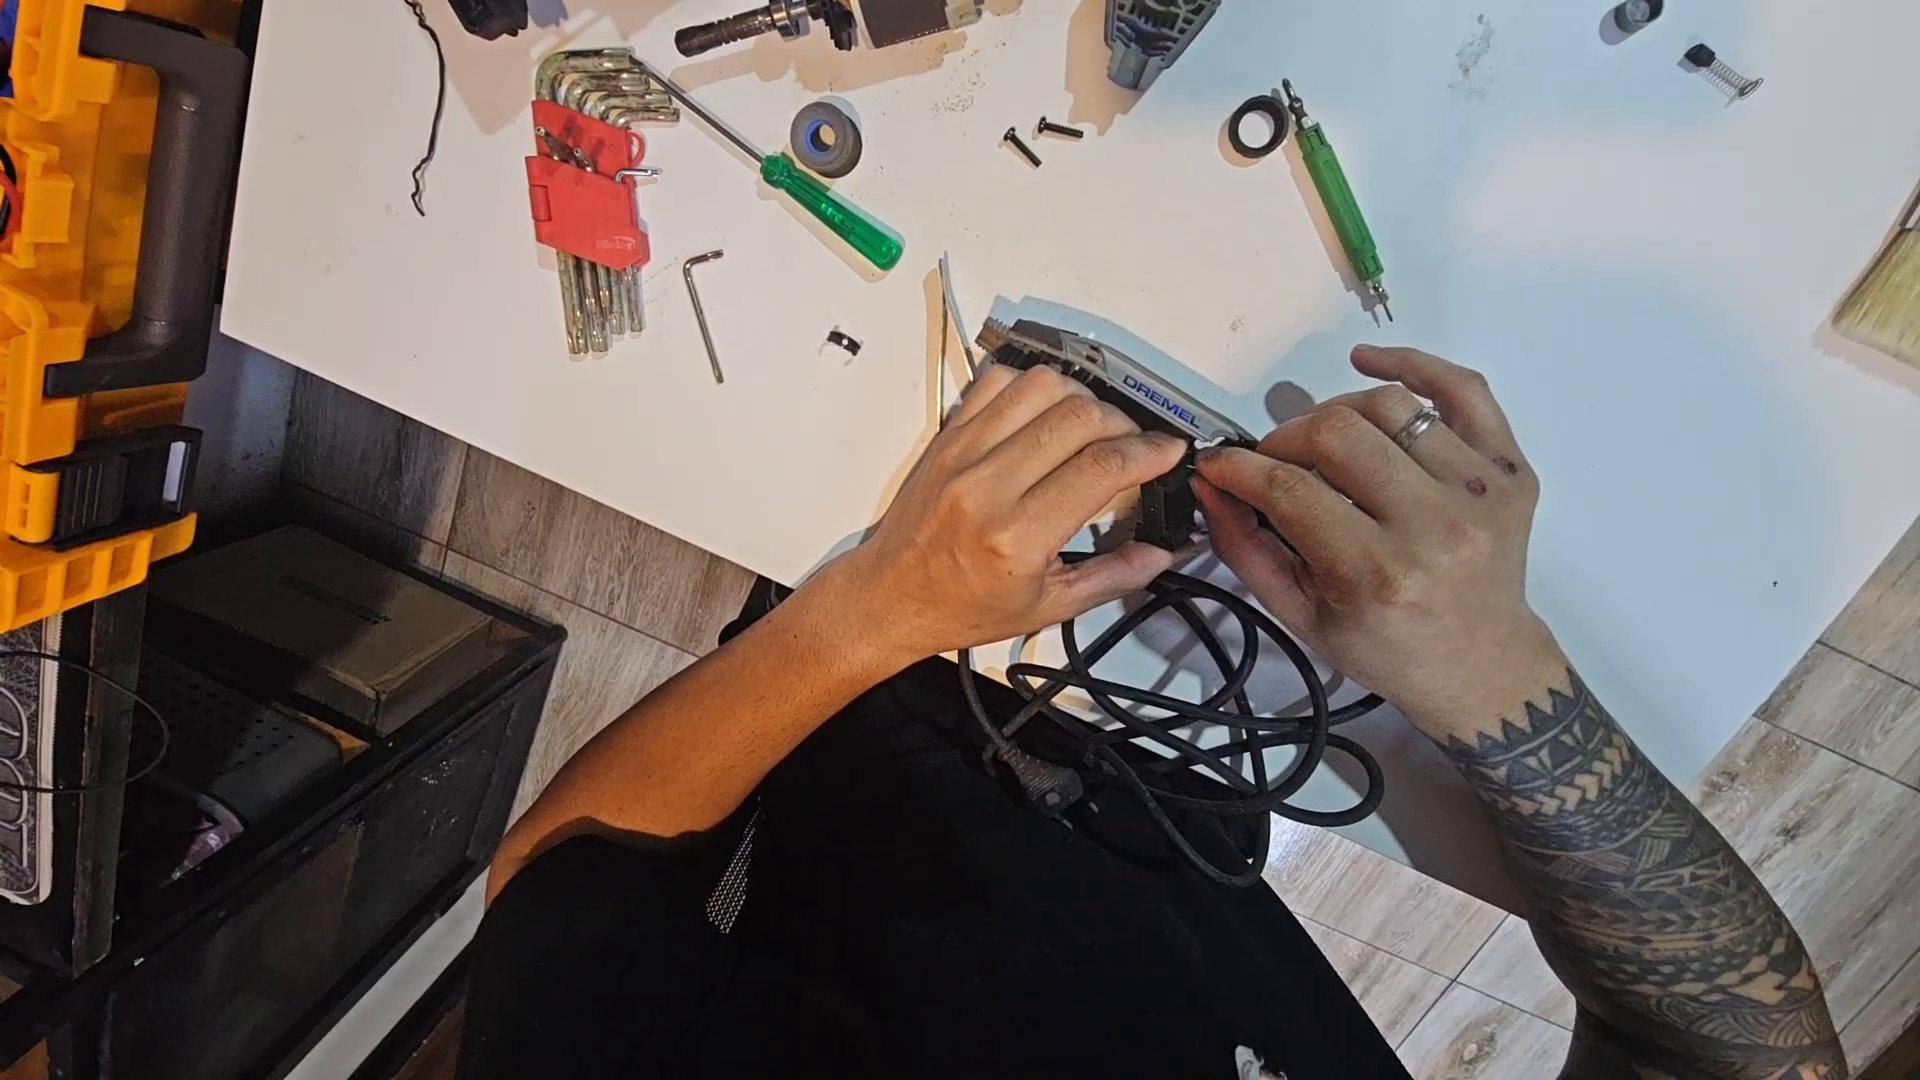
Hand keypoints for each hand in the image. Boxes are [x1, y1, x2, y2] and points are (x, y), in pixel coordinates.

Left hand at [833, 364, 1187, 665]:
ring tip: (1092, 428)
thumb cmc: (958, 606)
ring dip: (1083, 398)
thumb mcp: (1045, 609)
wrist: (889, 596)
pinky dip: (1032, 385)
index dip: (1149, 452)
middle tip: (1134, 446)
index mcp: (1016, 537)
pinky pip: (997, 381)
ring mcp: (962, 453)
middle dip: (1125, 424)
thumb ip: (1112, 577)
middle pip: (1080, 417)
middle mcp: (987, 486)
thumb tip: (1161, 553)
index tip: (1168, 451)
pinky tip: (1044, 413)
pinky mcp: (947, 436)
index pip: (1102, 468)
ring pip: (1042, 387)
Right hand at [1193, 345, 1564, 736]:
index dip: (1237, 467)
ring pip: (1388, 405)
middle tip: (1269, 461)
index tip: (1214, 464)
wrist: (1480, 664)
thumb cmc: (1380, 647)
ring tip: (1317, 440)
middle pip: (1336, 434)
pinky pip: (1464, 389)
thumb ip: (1243, 547)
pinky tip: (1367, 361)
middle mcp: (1436, 525)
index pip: (1288, 490)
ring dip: (1332, 412)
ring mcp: (1483, 490)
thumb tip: (1208, 483)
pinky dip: (1411, 364)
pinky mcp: (1512, 468)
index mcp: (1377, 574)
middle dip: (1282, 438)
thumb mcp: (1295, 613)